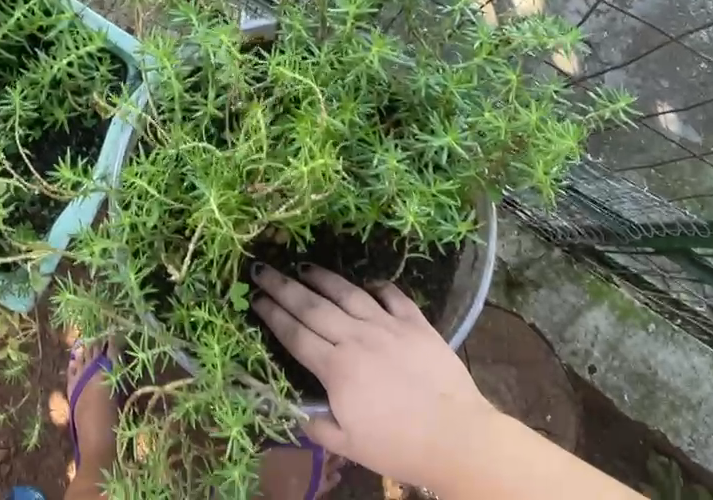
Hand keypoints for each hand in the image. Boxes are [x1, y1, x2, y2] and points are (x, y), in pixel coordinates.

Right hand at [252, 264, 495, 489]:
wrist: (456, 437)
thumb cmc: (400, 446)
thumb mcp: (351, 446)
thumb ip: (321, 427)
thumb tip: (301, 414)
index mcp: (336, 369)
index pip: (295, 334)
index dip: (272, 314)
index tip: (255, 298)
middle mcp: (356, 338)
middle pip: (311, 307)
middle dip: (282, 286)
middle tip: (262, 269)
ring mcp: (387, 327)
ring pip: (347, 293)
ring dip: (323, 278)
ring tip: (303, 266)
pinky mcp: (416, 324)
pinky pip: (393, 296)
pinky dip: (378, 286)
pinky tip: (367, 282)